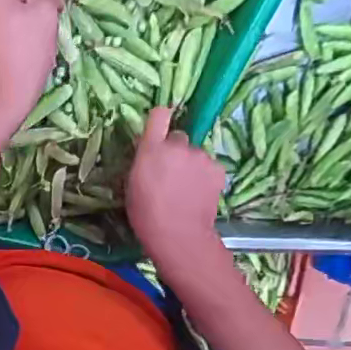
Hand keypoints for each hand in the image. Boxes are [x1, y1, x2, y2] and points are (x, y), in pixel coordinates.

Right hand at [128, 106, 225, 266]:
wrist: (178, 234)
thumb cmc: (145, 213)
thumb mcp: (132, 184)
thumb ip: (142, 161)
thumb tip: (148, 150)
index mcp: (152, 149)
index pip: (159, 114)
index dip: (160, 118)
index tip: (160, 127)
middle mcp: (178, 145)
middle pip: (178, 138)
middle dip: (174, 151)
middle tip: (170, 174)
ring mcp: (201, 156)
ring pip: (195, 154)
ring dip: (190, 165)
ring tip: (186, 189)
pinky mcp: (218, 169)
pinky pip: (209, 166)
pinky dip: (205, 176)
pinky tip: (198, 193)